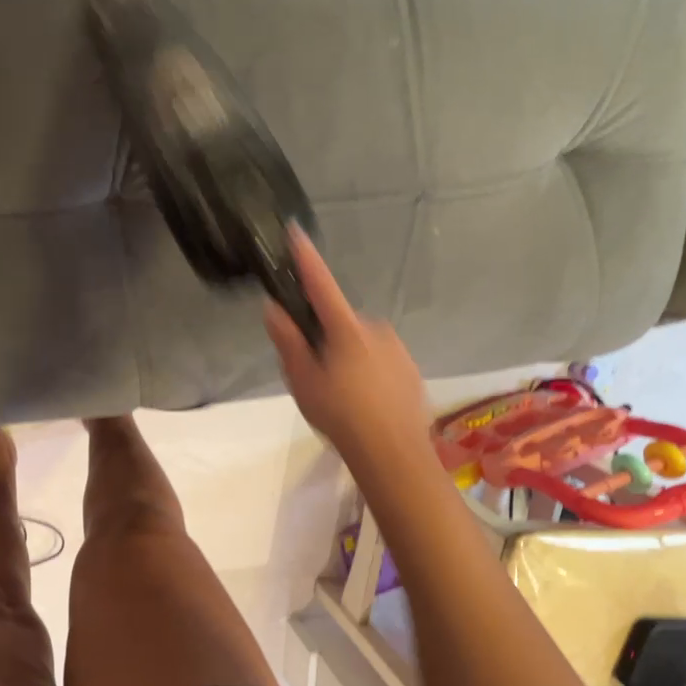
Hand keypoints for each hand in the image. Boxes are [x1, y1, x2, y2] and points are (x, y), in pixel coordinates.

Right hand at [264, 228, 433, 471]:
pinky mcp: (411, 369)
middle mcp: (375, 329)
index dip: (306, 259)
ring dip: (348, 358)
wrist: (393, 453)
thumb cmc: (340, 414)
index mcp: (345, 329)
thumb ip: (288, 341)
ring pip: (361, 344)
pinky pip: (380, 361)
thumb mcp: (302, 380)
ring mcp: (397, 349)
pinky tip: (363, 403)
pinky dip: (368, 373)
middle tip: (313, 373)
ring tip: (340, 396)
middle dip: (325, 338)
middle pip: (340, 323)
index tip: (296, 233)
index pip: (320, 285)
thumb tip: (274, 308)